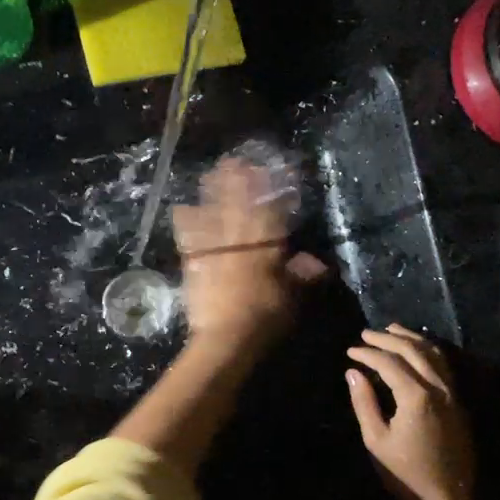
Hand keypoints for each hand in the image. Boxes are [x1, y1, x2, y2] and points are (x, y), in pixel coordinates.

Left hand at [173, 157, 325, 353]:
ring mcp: (213, 249)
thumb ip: (303, 276)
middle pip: (237, 203)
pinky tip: (183, 209)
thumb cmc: (265, 318)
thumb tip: (317, 263)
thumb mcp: (293, 297)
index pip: (270, 209)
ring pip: (213, 213)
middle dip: (237, 181)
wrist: (226, 339)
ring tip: (211, 173)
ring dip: (212, 192)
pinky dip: (188, 221)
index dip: (271, 188)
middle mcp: (238, 240)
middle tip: (234, 160)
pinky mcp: (194, 263)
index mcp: (265, 245)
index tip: (271, 169)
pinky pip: (191, 236)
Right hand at [346, 325, 475, 499]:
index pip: (389, 362)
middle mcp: (438, 387)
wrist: (446, 498)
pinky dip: (427, 351)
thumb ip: (364, 403)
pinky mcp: (458, 400)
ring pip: (433, 353)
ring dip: (411, 338)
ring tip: (391, 330)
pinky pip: (443, 365)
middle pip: (412, 350)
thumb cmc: (405, 474)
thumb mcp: (376, 440)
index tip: (351, 350)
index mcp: (416, 396)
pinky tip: (416, 349)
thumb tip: (353, 373)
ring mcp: (452, 392)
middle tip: (366, 333)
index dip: (368, 353)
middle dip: (388, 338)